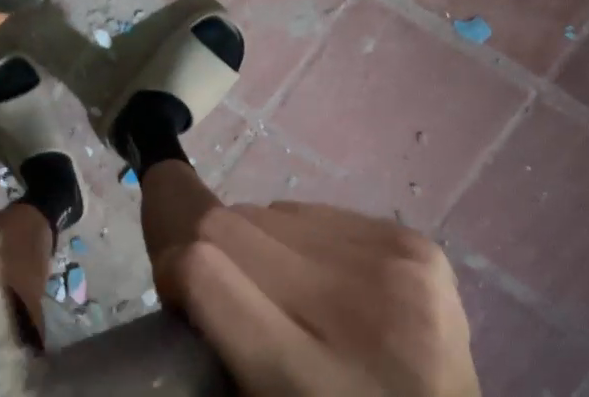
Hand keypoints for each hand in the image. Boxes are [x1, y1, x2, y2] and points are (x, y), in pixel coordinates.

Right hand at [160, 202, 478, 396]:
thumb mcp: (251, 396)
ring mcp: (395, 271)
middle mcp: (360, 313)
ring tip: (291, 297)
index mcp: (308, 377)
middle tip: (236, 302)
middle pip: (226, 226)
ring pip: (264, 211)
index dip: (172, 269)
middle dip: (213, 255)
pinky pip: (307, 209)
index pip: (199, 267)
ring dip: (258, 245)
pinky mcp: (416, 245)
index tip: (180, 295)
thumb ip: (208, 326)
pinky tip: (329, 286)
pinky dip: (300, 240)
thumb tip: (175, 255)